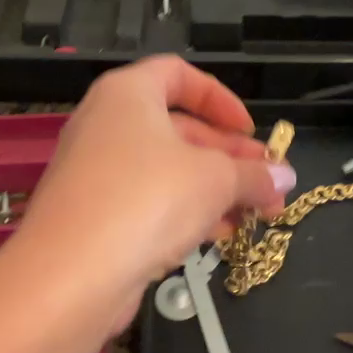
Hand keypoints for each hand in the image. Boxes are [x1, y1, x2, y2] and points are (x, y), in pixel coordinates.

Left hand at [15, 56, 295, 299]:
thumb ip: (253, 174)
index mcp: (127, 95)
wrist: (67, 278)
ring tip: (258, 216)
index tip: (251, 130)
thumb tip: (285, 177)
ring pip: (167, 170)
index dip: (221, 99)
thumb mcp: (214, 180)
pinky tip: (221, 237)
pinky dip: (186, 213)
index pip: (179, 74)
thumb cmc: (145, 201)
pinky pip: (149, 203)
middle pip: (179, 128)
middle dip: (230, 156)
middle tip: (270, 182)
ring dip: (216, 189)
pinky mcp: (94, 216)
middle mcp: (106, 125)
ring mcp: (96, 172)